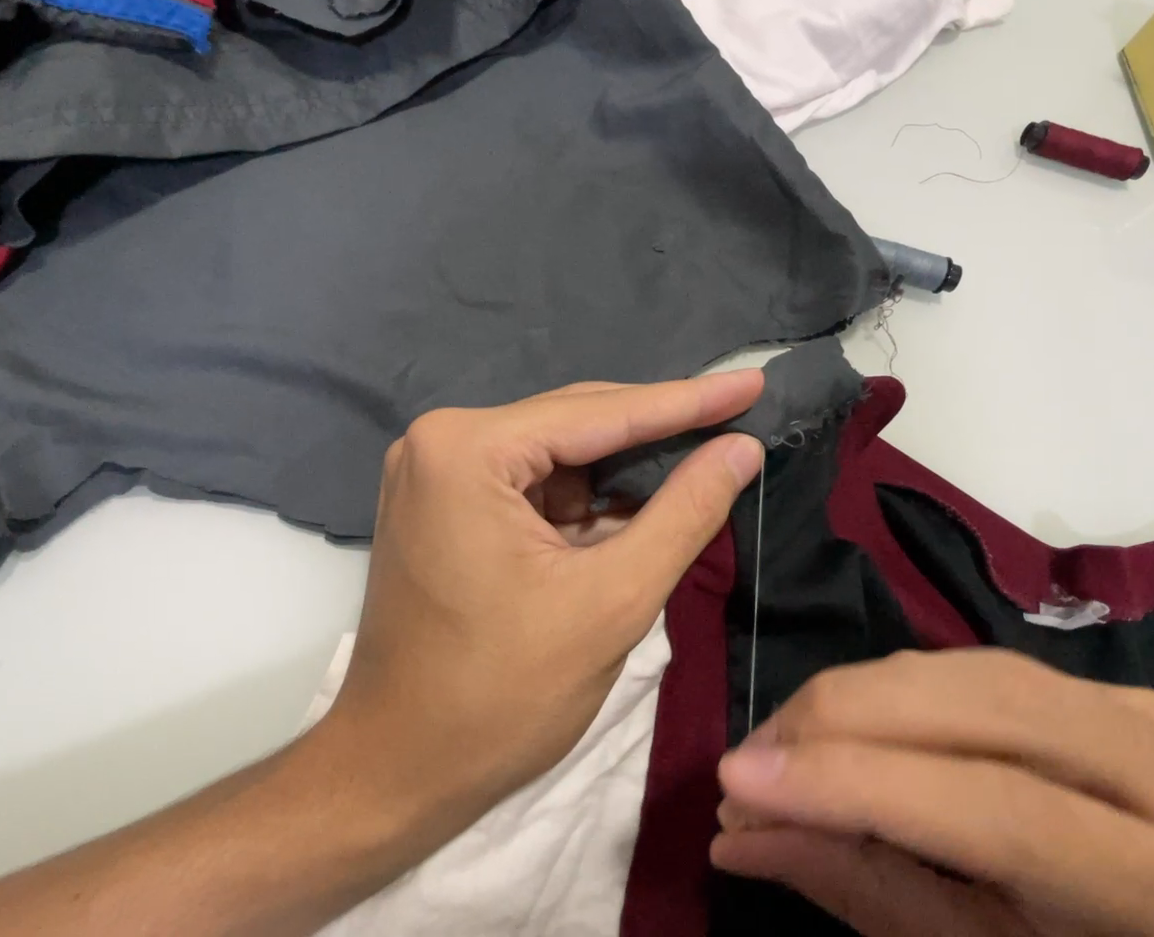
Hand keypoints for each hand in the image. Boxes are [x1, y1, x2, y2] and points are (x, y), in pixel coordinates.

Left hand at [320, 372, 766, 834]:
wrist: (400, 770)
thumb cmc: (503, 695)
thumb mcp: (612, 601)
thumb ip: (683, 513)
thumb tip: (740, 448)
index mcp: (467, 450)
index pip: (599, 414)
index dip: (687, 402)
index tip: (753, 383)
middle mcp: (441, 441)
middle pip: (573, 424)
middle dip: (655, 432)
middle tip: (738, 419)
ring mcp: (434, 472)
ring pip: (556, 455)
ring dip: (622, 473)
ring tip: (700, 465)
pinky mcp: (441, 505)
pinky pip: (531, 484)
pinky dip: (584, 502)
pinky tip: (635, 511)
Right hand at [710, 650, 1153, 936]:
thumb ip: (875, 895)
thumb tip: (740, 835)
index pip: (1009, 813)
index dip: (861, 788)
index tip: (737, 785)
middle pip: (994, 708)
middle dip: (848, 719)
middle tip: (749, 762)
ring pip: (985, 674)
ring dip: (867, 699)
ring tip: (786, 744)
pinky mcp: (1131, 705)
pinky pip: (997, 678)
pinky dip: (909, 697)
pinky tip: (855, 728)